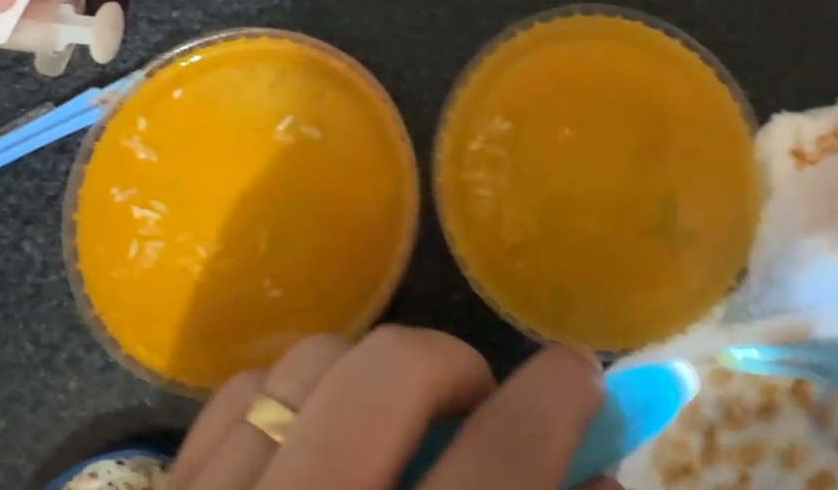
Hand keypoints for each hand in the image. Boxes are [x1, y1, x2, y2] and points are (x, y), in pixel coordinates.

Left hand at [170, 326, 616, 489]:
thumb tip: (595, 472)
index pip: (501, 459)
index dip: (558, 398)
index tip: (577, 373)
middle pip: (392, 373)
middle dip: (456, 367)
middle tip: (474, 408)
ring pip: (312, 364)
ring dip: (371, 379)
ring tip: (390, 431)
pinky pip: (242, 395)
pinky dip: (292, 399)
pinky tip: (311, 444)